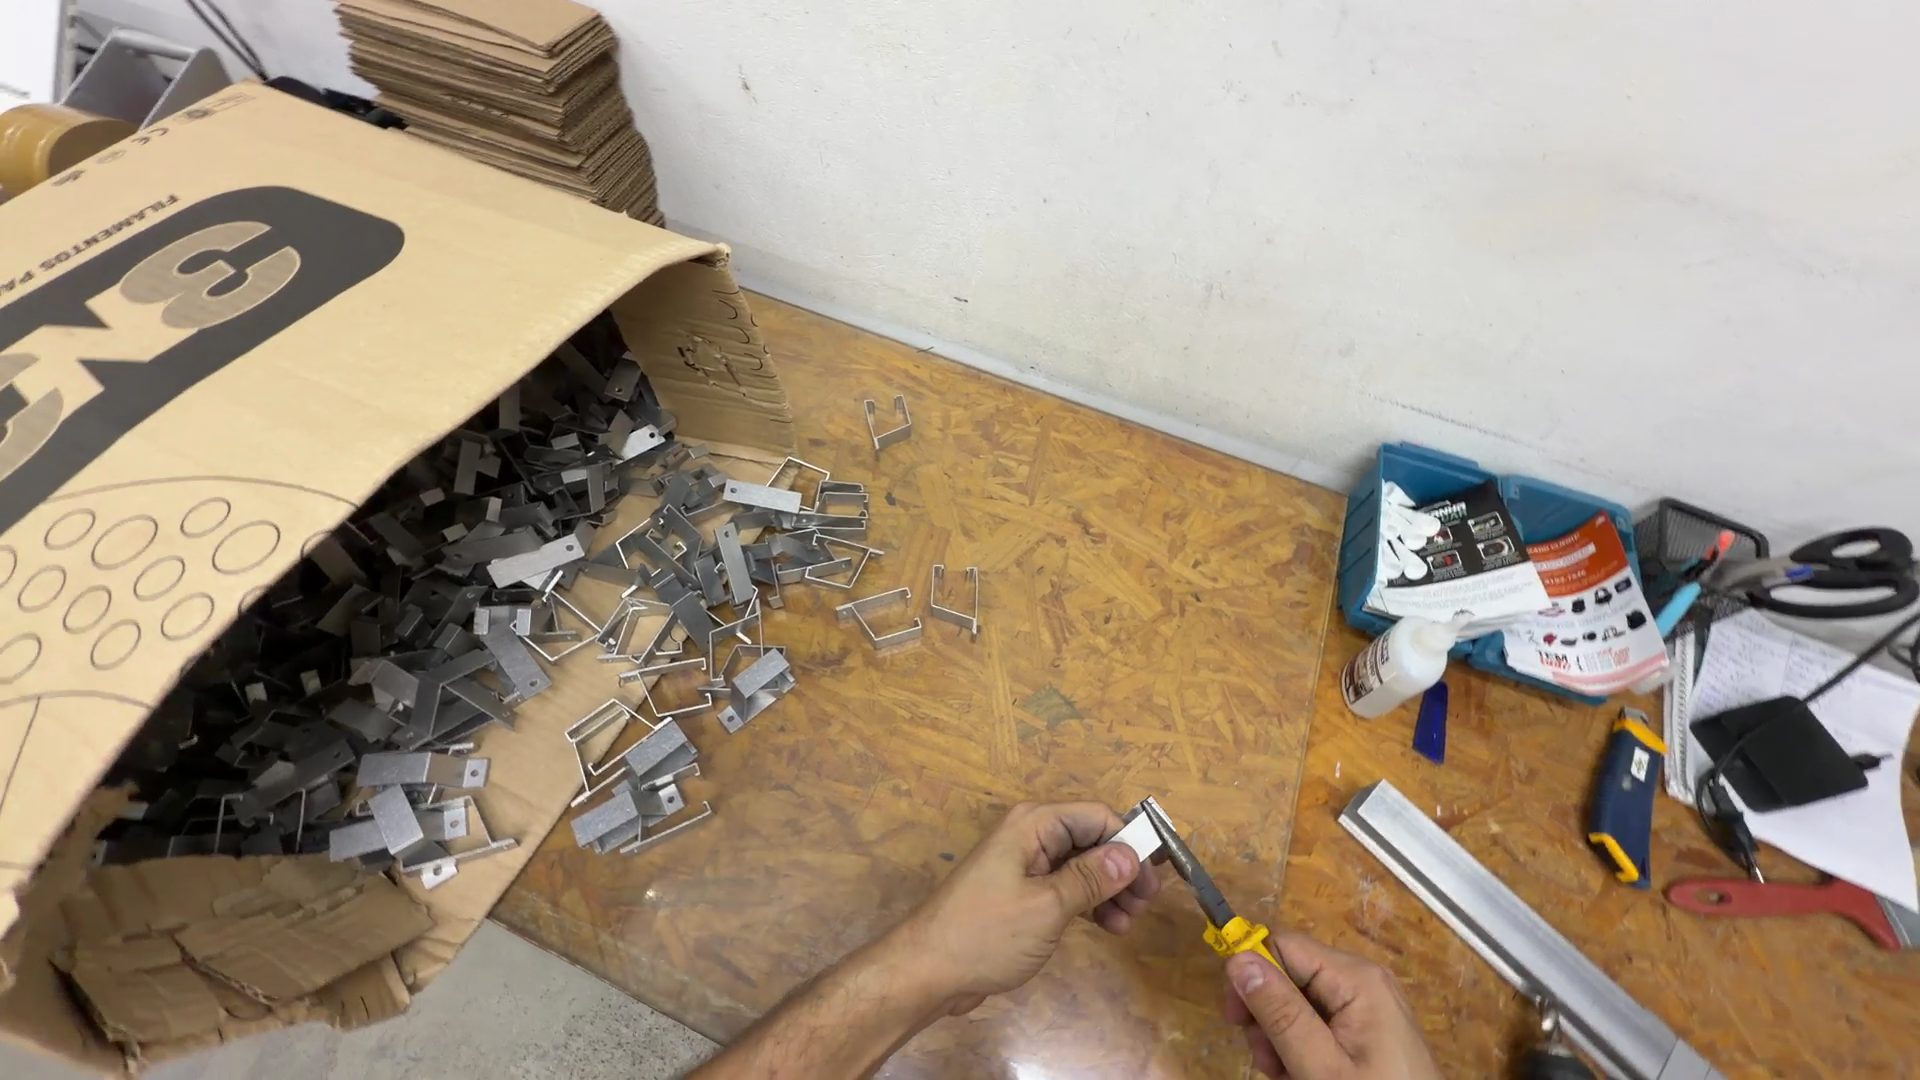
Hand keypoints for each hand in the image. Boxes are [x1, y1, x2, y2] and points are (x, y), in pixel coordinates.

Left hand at [890, 801, 1160, 1013]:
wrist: (929, 968)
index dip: (1128, 843)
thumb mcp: (1047, 906)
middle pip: (1090, 839)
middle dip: (1120, 870)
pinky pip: (1065, 885)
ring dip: (1108, 890)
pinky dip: (1087, 902)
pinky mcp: (1021, 890)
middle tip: (1143, 907)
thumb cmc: (986, 931)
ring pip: (1080, 865)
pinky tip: (1106, 926)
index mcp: (1034, 824)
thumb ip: (1091, 878)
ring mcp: (1025, 863)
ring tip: (1126, 924)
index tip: (1152, 881)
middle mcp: (1031, 835)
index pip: (1096, 816)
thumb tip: (1132, 855)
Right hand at [1222, 931, 1441, 1079]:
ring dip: (1280, 1035)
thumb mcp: (1321, 1069)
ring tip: (1284, 1076)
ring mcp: (1369, 1005)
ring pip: (1299, 1000)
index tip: (1234, 1019)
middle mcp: (1363, 979)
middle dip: (1267, 1013)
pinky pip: (1320, 1021)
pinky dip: (1302, 1046)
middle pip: (1289, 972)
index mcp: (1356, 978)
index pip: (1283, 945)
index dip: (1251, 973)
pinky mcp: (1370, 1030)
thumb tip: (1237, 957)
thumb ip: (1279, 1012)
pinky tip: (1302, 1075)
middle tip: (1264, 1062)